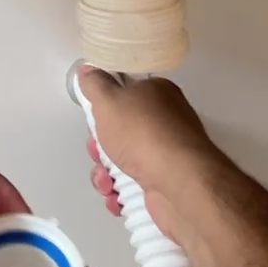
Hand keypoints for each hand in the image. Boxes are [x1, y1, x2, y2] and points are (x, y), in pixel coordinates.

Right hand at [79, 69, 223, 239]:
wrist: (179, 184)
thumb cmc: (143, 134)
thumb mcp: (108, 99)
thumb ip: (94, 83)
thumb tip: (87, 69)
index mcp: (157, 93)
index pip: (125, 94)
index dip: (103, 108)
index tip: (94, 120)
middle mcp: (167, 121)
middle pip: (120, 131)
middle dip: (101, 148)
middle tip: (97, 154)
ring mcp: (168, 155)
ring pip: (124, 161)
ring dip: (106, 174)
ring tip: (106, 183)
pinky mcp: (167, 184)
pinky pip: (135, 185)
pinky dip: (121, 193)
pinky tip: (116, 197)